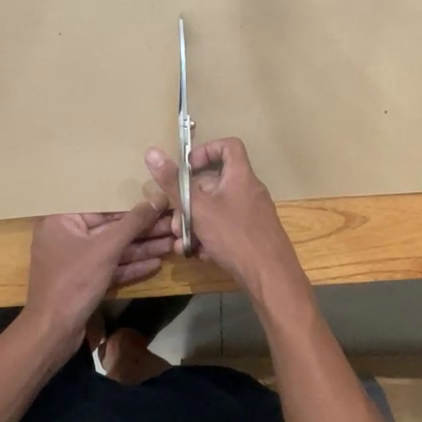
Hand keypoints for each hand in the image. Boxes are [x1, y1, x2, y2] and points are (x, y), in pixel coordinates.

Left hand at [24, 205, 174, 343]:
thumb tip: (157, 199)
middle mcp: (66, 237)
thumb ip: (133, 223)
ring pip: (113, 249)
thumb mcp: (106, 249)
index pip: (103, 206)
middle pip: (111, 228)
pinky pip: (110, 266)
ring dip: (142, 247)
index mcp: (61, 221)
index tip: (160, 203)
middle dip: (143, 229)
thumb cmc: (74, 282)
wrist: (52, 332)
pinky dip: (131, 265)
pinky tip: (156, 263)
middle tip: (173, 224)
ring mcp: (75, 260)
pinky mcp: (84, 280)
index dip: (134, 205)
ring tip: (173, 243)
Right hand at [145, 138, 299, 289]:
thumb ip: (173, 182)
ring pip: (216, 210)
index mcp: (240, 176)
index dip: (206, 150)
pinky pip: (225, 228)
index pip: (229, 146)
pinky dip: (209, 238)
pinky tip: (199, 254)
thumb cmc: (234, 235)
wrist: (269, 275)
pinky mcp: (251, 235)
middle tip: (175, 223)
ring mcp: (252, 214)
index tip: (187, 168)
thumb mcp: (198, 208)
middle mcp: (248, 191)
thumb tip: (151, 151)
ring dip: (195, 224)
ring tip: (182, 243)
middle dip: (188, 202)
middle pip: (213, 184)